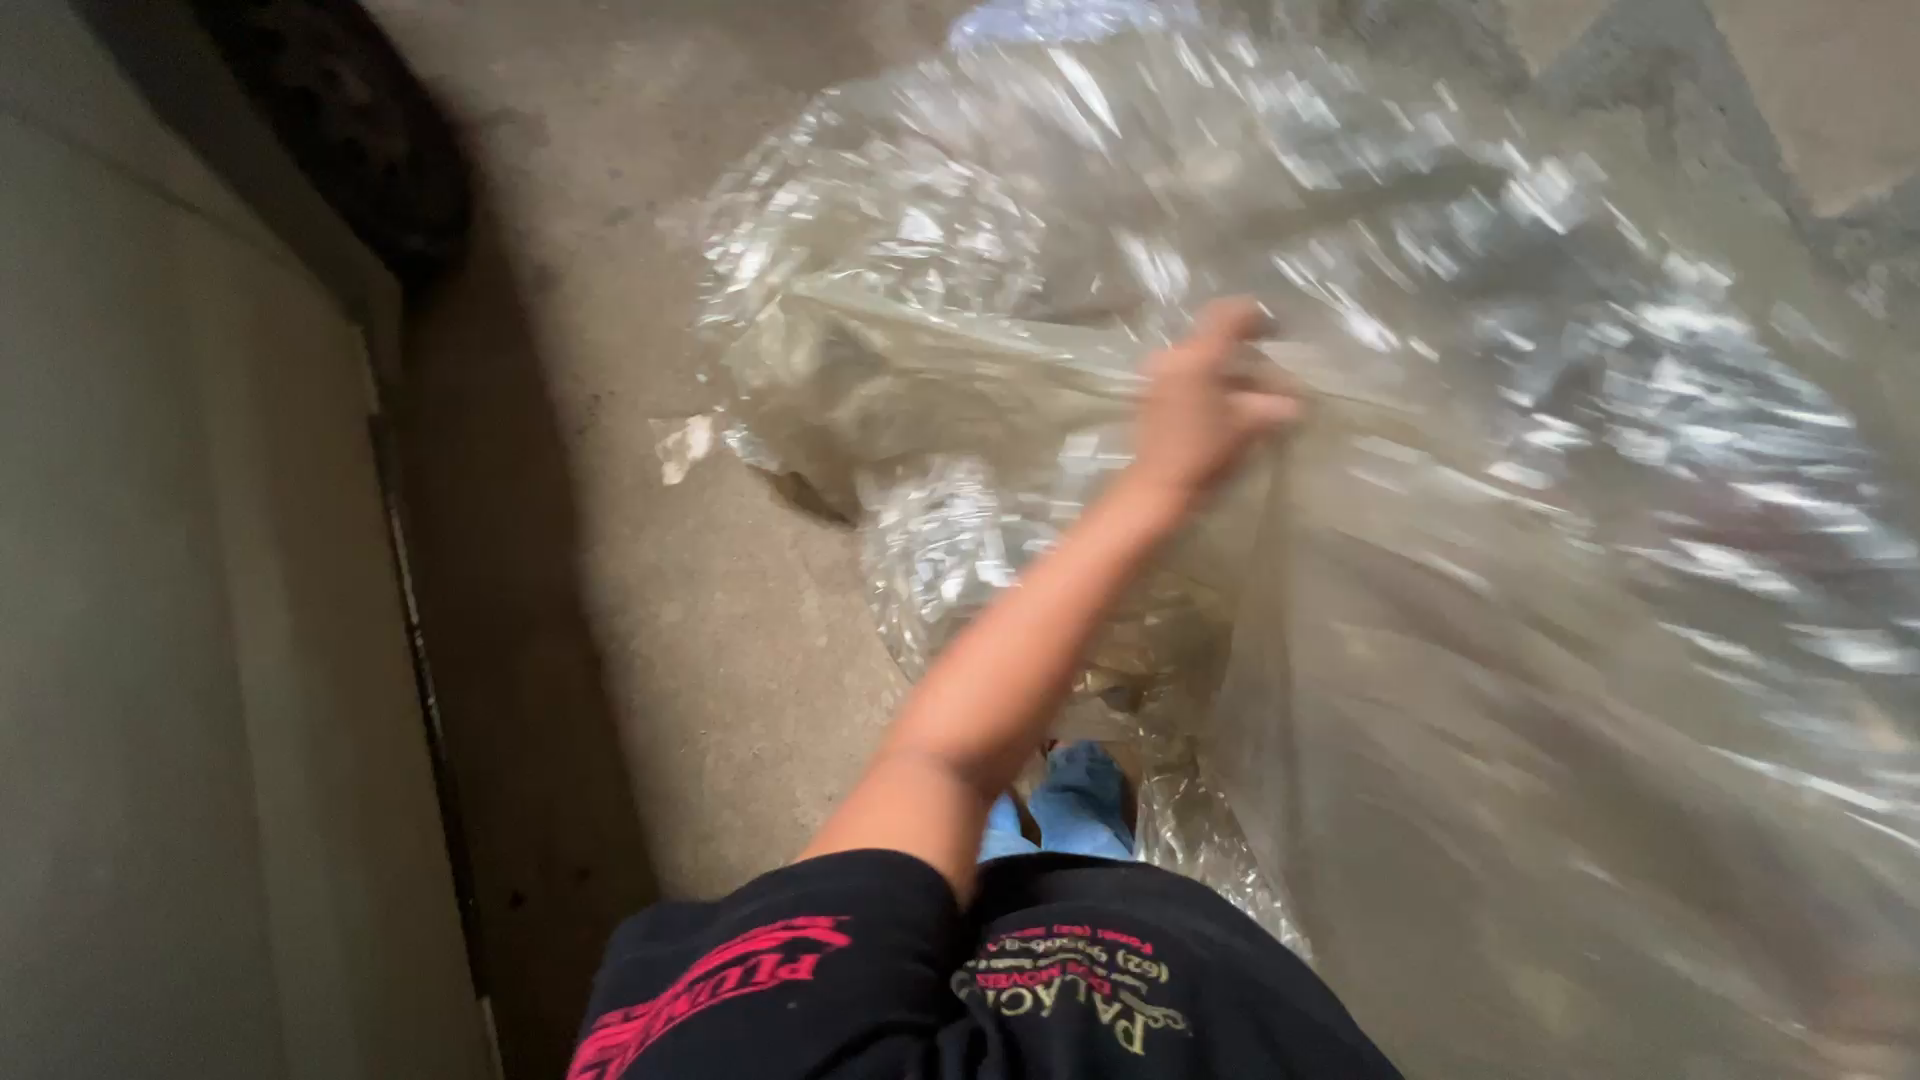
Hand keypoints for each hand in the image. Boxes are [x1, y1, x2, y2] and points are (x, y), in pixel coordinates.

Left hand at [1126, 297, 1299, 516]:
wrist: (1157, 485)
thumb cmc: (1204, 452)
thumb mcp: (1246, 425)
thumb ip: (1273, 405)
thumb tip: (1295, 402)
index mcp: (1198, 356)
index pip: (1229, 314)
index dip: (1255, 317)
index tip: (1274, 330)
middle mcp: (1172, 358)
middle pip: (1214, 341)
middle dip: (1244, 355)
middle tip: (1268, 375)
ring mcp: (1156, 376)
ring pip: (1198, 360)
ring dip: (1225, 371)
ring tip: (1249, 396)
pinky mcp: (1148, 396)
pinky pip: (1183, 376)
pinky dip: (1205, 383)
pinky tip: (1222, 405)